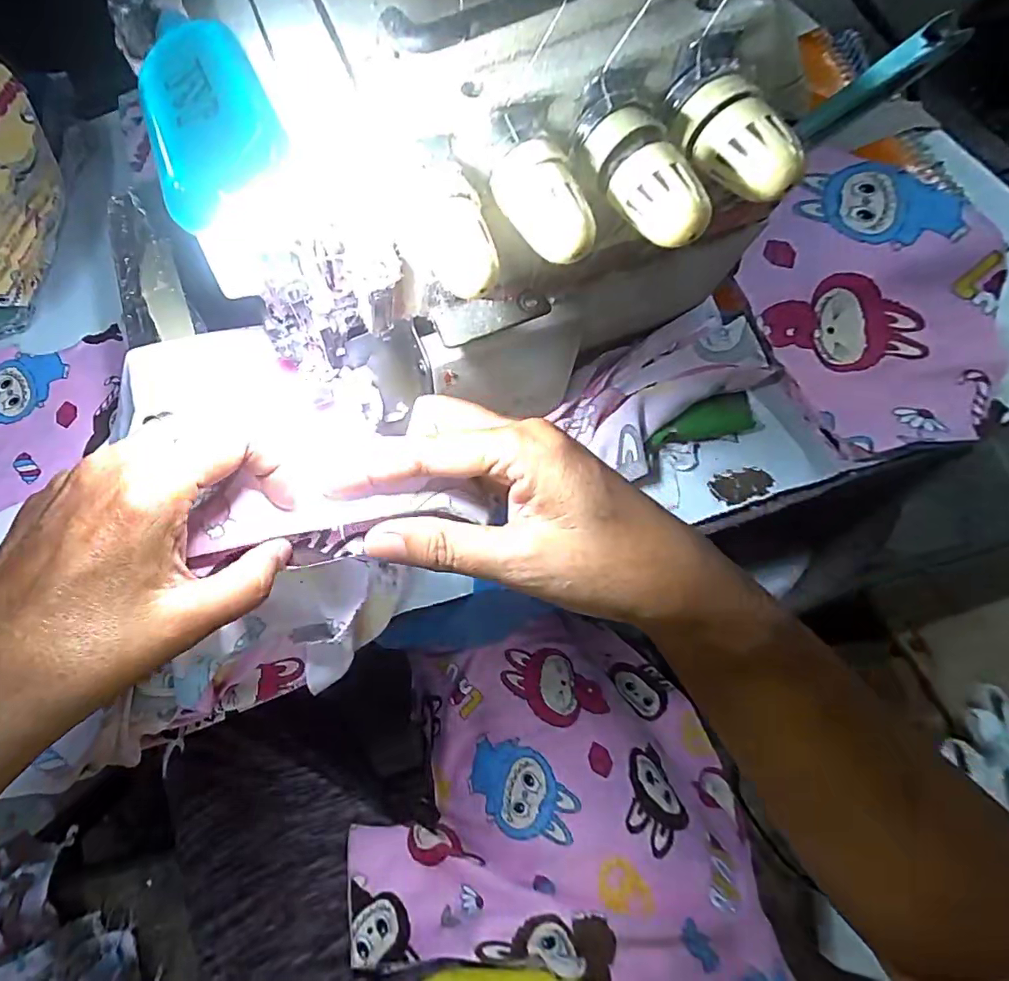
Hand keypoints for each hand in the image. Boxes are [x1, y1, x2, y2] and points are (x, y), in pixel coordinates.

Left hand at [0, 421, 292, 740]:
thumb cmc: (95, 652)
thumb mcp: (186, 621)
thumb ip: (249, 579)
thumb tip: (280, 548)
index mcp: (151, 485)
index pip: (232, 440)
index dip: (271, 466)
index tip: (280, 508)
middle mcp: (111, 461)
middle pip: (193, 439)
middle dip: (230, 472)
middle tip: (237, 524)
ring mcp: (74, 472)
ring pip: (152, 451)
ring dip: (186, 479)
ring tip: (188, 536)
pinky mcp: (50, 490)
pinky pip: (114, 470)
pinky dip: (145, 487)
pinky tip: (135, 540)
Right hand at [337, 396, 772, 631]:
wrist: (677, 580)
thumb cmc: (603, 568)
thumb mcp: (516, 561)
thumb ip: (442, 545)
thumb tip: (373, 539)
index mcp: (518, 444)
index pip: (428, 450)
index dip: (374, 468)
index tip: (331, 483)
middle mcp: (521, 431)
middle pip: (438, 428)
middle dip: (392, 456)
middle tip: (353, 489)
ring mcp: (530, 446)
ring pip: (455, 440)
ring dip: (417, 466)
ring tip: (377, 496)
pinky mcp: (534, 465)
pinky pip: (475, 459)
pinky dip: (444, 477)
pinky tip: (424, 501)